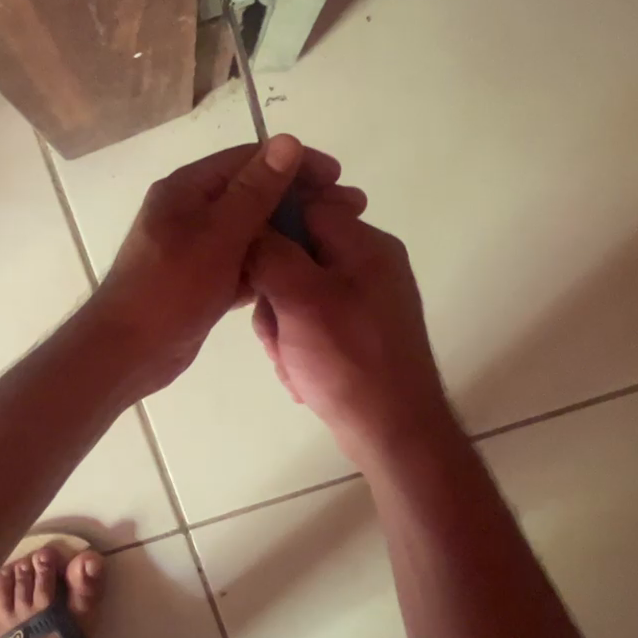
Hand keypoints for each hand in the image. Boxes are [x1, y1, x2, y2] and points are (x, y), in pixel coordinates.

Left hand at [83, 136, 341, 392]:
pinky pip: (241, 265)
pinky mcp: (200, 283)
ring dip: (287, 234)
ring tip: (332, 240)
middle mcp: (188, 213)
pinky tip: (302, 273)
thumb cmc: (169, 289)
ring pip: (249, 233)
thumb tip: (287, 141)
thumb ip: (254, 191)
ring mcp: (194, 250)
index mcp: (185, 190)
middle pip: (251, 195)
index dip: (294, 164)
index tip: (337, 176)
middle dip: (297, 200)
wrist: (128, 352)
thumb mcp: (217, 236)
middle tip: (348, 210)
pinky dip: (267, 265)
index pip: (247, 160)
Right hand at [246, 191, 457, 460]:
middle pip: (294, 256)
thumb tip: (250, 229)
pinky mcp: (357, 333)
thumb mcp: (300, 299)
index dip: (269, 232)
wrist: (391, 430)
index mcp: (364, 244)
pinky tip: (300, 373)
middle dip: (272, 296)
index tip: (246, 267)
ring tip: (291, 360)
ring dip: (280, 329)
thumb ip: (271, 253)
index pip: (305, 208)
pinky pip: (310, 324)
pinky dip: (297, 348)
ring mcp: (363, 301)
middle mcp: (368, 264)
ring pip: (295, 295)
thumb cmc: (347, 359)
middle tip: (277, 331)